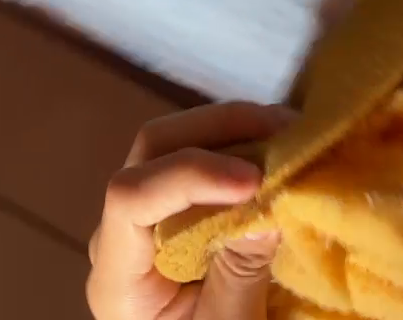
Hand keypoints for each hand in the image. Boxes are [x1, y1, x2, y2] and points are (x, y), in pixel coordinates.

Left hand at [87, 102, 295, 319]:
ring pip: (171, 142)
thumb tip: (266, 199)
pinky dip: (232, 145)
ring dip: (229, 127)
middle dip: (216, 128)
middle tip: (282, 127)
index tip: (253, 180)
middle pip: (152, 150)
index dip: (189, 174)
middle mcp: (119, 232)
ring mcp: (142, 217)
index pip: (129, 198)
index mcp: (116, 275)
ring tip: (285, 128)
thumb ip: (238, 274)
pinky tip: (270, 145)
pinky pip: (193, 159)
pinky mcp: (169, 212)